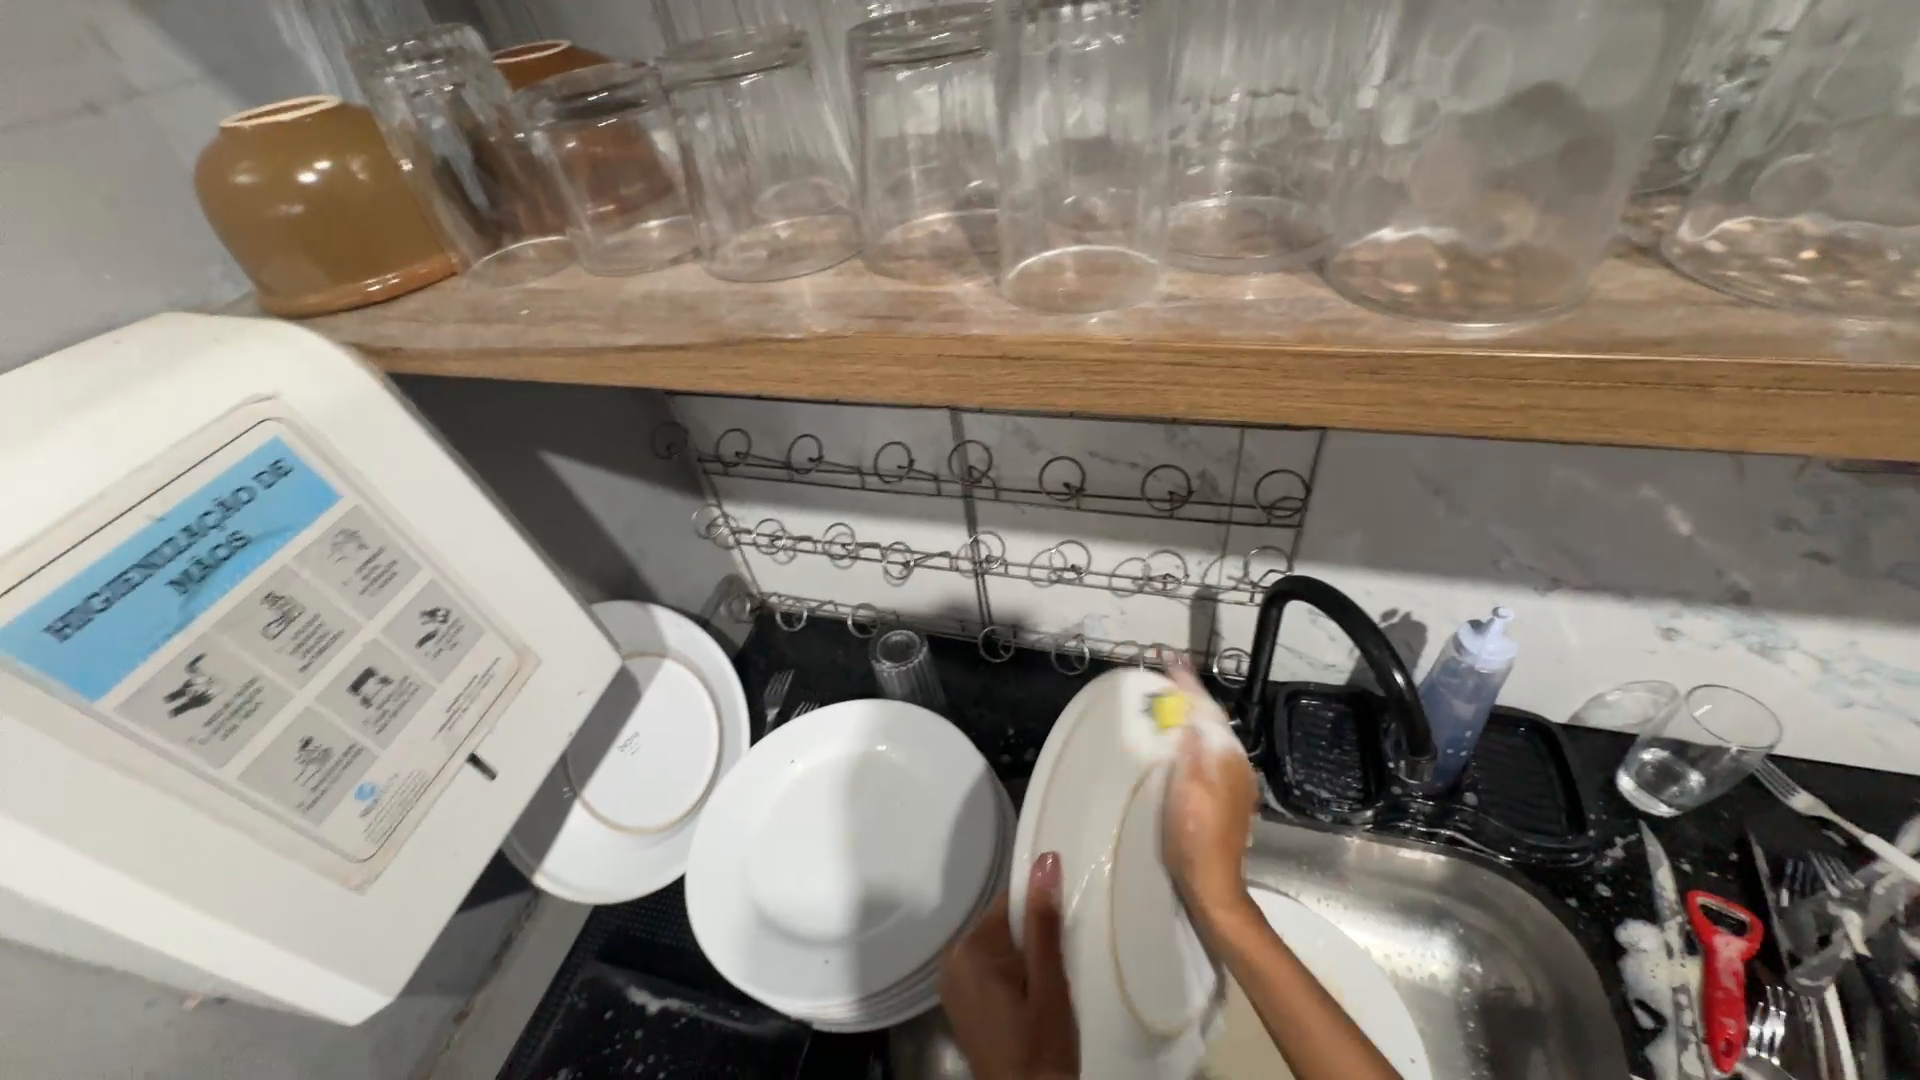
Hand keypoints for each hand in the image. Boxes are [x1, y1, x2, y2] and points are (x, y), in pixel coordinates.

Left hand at [939, 852, 1077, 1079]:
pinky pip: (990, 969)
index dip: (1040, 911)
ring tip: (1047, 984)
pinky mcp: (961, 1003)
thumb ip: (1044, 920)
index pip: (1010, 903)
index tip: (1064, 928)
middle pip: (1003, 925)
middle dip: (1033, 937)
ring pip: (999, 947)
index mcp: (969, 949)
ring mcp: (953, 983)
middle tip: (1058, 966)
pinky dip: (1012, 975)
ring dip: (1025, 957)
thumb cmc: (1041, 1046)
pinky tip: (1031, 998)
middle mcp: (952, 958)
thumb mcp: (1049, 982)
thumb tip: (1045, 860)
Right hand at [1161, 667, 1258, 915]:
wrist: (1212, 882)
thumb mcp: (1185, 788)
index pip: (1206, 711)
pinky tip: (1186, 741)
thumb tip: (1191, 713)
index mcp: (1226, 758)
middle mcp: (1236, 764)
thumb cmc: (1192, 836)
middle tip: (1169, 679)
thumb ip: (1190, 749)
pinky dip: (1199, 739)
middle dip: (1193, 698)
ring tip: (1174, 702)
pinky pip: (1214, 753)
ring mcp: (1236, 781)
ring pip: (1215, 737)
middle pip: (1213, 721)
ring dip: (1196, 717)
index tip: (1172, 662)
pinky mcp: (1230, 796)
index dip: (1188, 686)